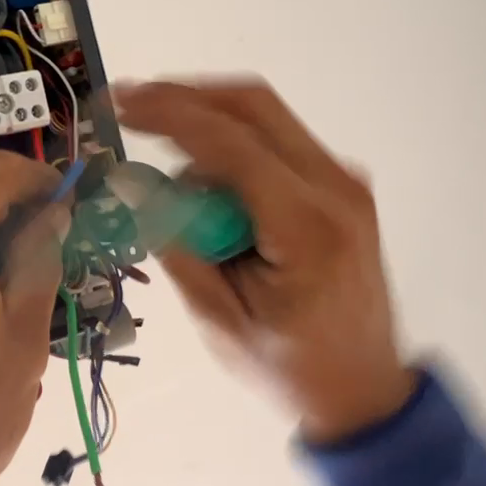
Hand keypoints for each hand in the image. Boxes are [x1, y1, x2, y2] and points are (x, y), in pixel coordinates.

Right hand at [115, 80, 415, 443]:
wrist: (366, 390)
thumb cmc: (289, 367)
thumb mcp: (219, 318)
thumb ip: (175, 243)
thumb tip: (134, 184)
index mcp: (307, 227)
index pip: (230, 144)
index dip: (168, 115)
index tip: (119, 103)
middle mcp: (335, 187)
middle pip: (251, 105)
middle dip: (183, 95)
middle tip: (130, 100)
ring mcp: (342, 180)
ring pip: (262, 113)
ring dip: (204, 115)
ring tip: (156, 140)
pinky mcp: (336, 183)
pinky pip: (273, 136)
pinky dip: (227, 135)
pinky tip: (195, 162)